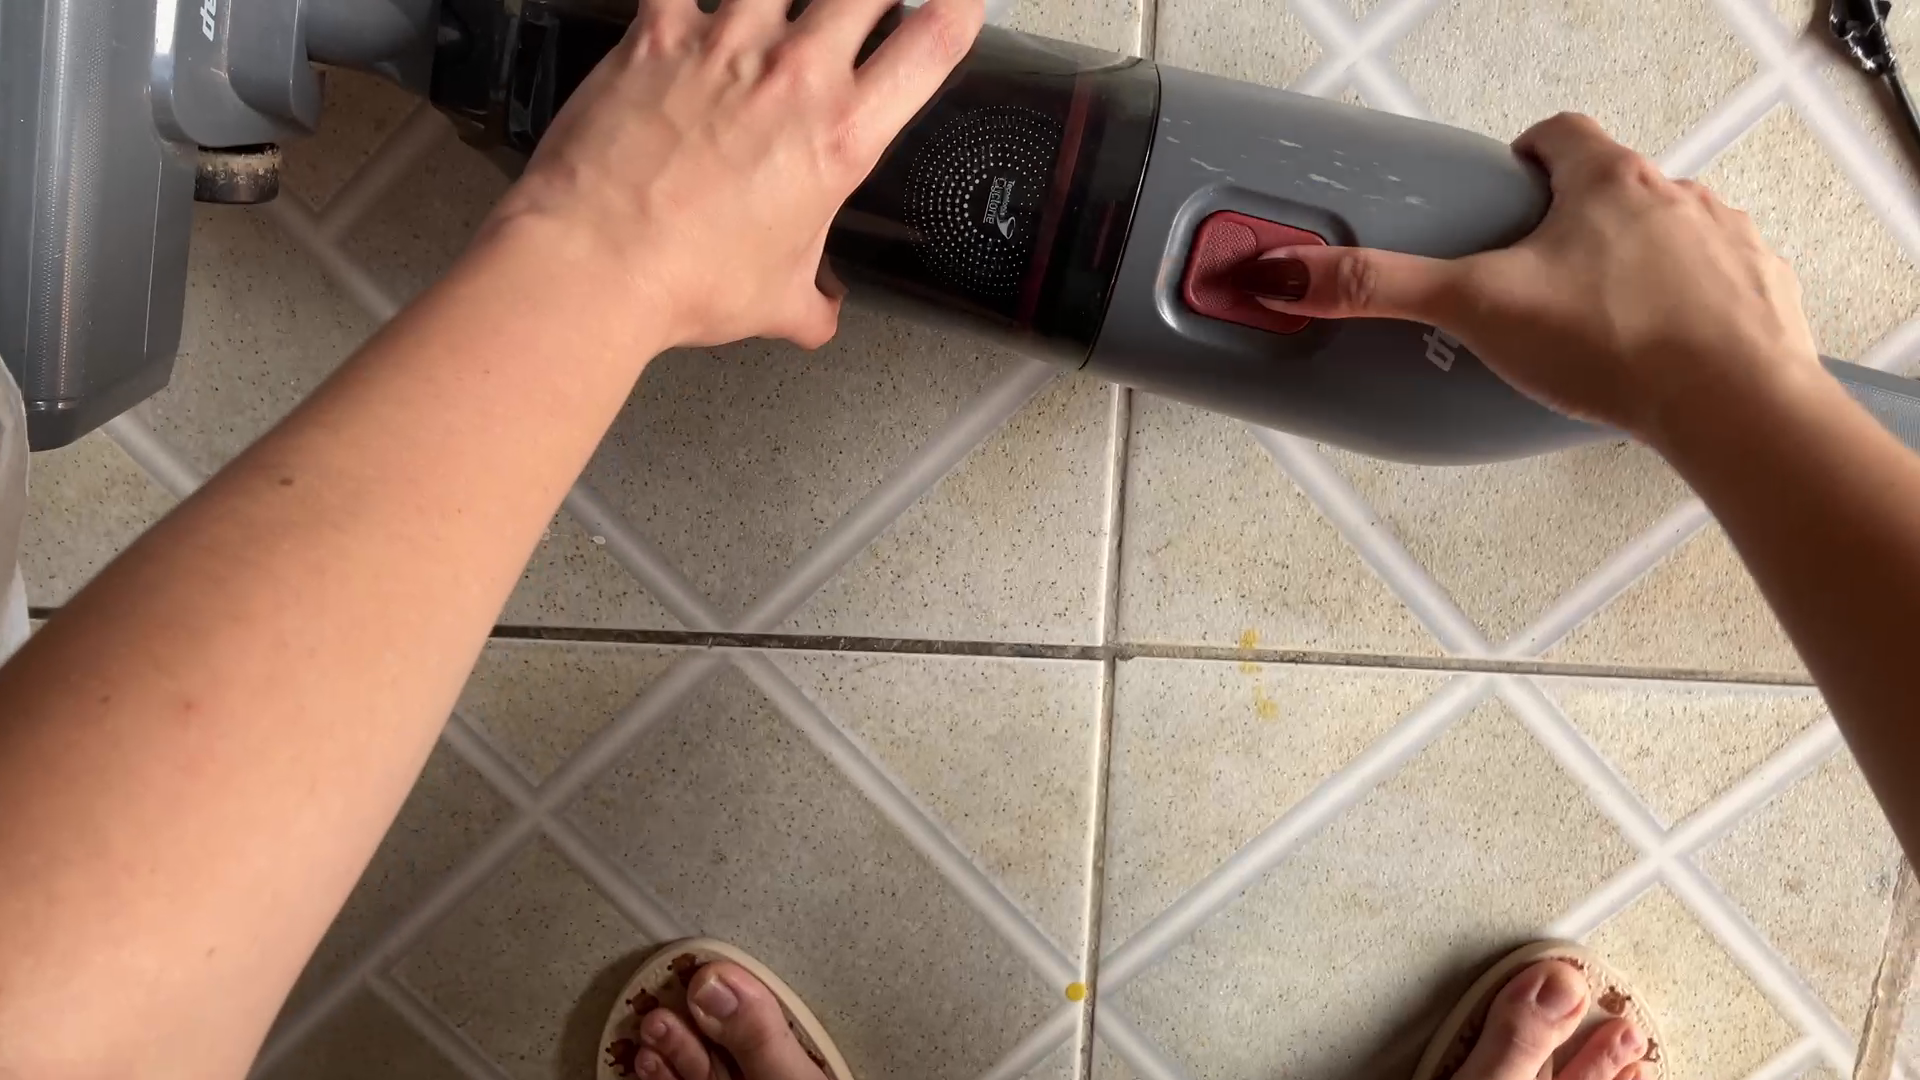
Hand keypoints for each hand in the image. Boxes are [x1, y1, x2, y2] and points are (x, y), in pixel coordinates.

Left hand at [481, 0, 982, 348]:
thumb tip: (821, 315)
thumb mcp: (780, 305)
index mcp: (839, 141)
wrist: (601, 260)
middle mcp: (792, 77)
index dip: (955, 13)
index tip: (961, 5)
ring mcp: (724, 42)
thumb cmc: (692, 280)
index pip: (927, 49)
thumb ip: (815, 307)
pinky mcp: (657, 29)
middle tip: (876, 6)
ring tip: (793, 11)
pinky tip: (706, 8)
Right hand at [1245, 112, 1823, 443]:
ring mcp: (1723, 245)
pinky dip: (1663, 303)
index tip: (1499, 182)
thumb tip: (1287, 273)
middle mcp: (1674, 198)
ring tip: (1568, 316)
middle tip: (1514, 270)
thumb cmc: (1604, 337)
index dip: (1524, 154)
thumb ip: (1378, 287)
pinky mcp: (1751, 296)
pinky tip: (1631, 346)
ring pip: (1654, 233)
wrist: (1727, 402)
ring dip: (1613, 259)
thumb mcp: (1471, 305)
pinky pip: (1699, 283)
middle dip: (1560, 218)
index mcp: (1608, 184)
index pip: (1563, 135)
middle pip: (1607, 186)